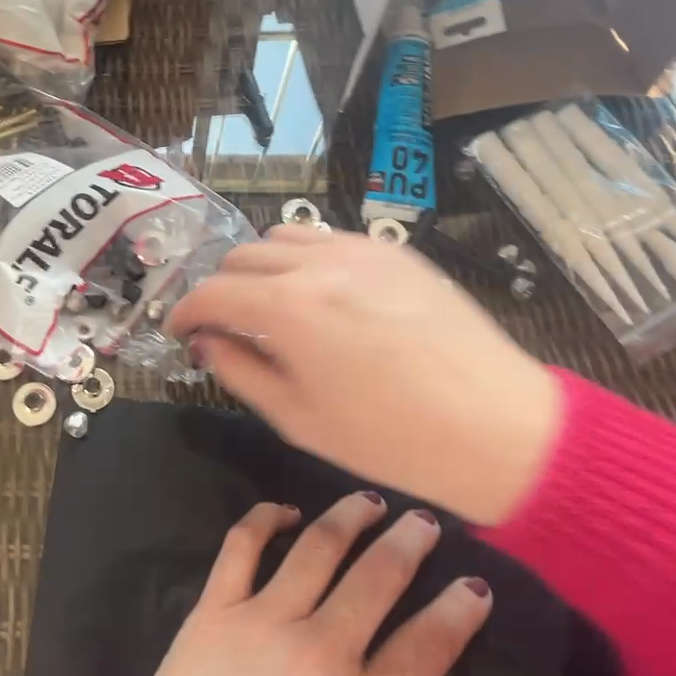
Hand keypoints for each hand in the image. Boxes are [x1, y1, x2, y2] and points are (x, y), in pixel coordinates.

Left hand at [136, 496, 491, 675]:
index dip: (456, 614)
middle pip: (377, 581)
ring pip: (318, 549)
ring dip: (349, 518)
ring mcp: (263, 621)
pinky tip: (286, 511)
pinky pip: (243, 546)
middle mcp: (320, 653)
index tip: (474, 587)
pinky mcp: (214, 609)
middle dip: (408, 545)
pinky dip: (266, 518)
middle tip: (423, 522)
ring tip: (369, 501)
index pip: (425, 650)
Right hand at [166, 226, 561, 526]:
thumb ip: (240, 369)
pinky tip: (320, 295)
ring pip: (283, 237)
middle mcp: (317, 262)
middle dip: (221, 288)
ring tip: (270, 305)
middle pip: (241, 256)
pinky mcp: (394, 252)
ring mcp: (360, 250)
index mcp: (287, 306)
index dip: (184, 311)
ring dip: (261, 266)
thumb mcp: (298, 417)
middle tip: (225, 326)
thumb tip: (206, 341)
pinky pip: (329, 239)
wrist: (497, 428)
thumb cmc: (389, 438)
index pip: (211, 292)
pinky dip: (306, 258)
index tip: (178, 330)